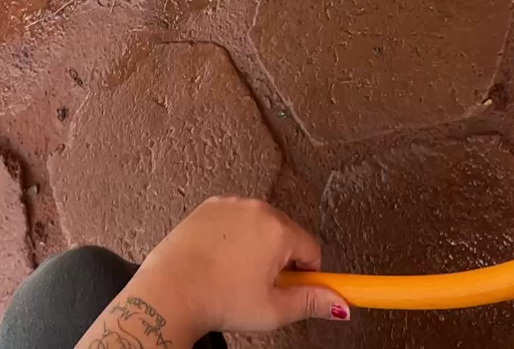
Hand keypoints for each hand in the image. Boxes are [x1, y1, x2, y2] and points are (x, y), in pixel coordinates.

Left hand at [125, 197, 349, 341]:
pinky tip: (222, 259)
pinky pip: (235, 218)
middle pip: (286, 233)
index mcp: (278, 230)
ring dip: (258, 245)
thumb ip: (312, 302)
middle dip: (281, 259)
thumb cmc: (219, 298)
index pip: (312, 248)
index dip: (307, 274)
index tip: (295, 288)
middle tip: (262, 285)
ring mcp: (231, 202)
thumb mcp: (274, 310)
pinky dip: (234, 235)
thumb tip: (340, 304)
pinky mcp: (210, 204)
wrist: (173, 288)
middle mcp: (256, 208)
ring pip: (259, 225)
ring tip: (238, 274)